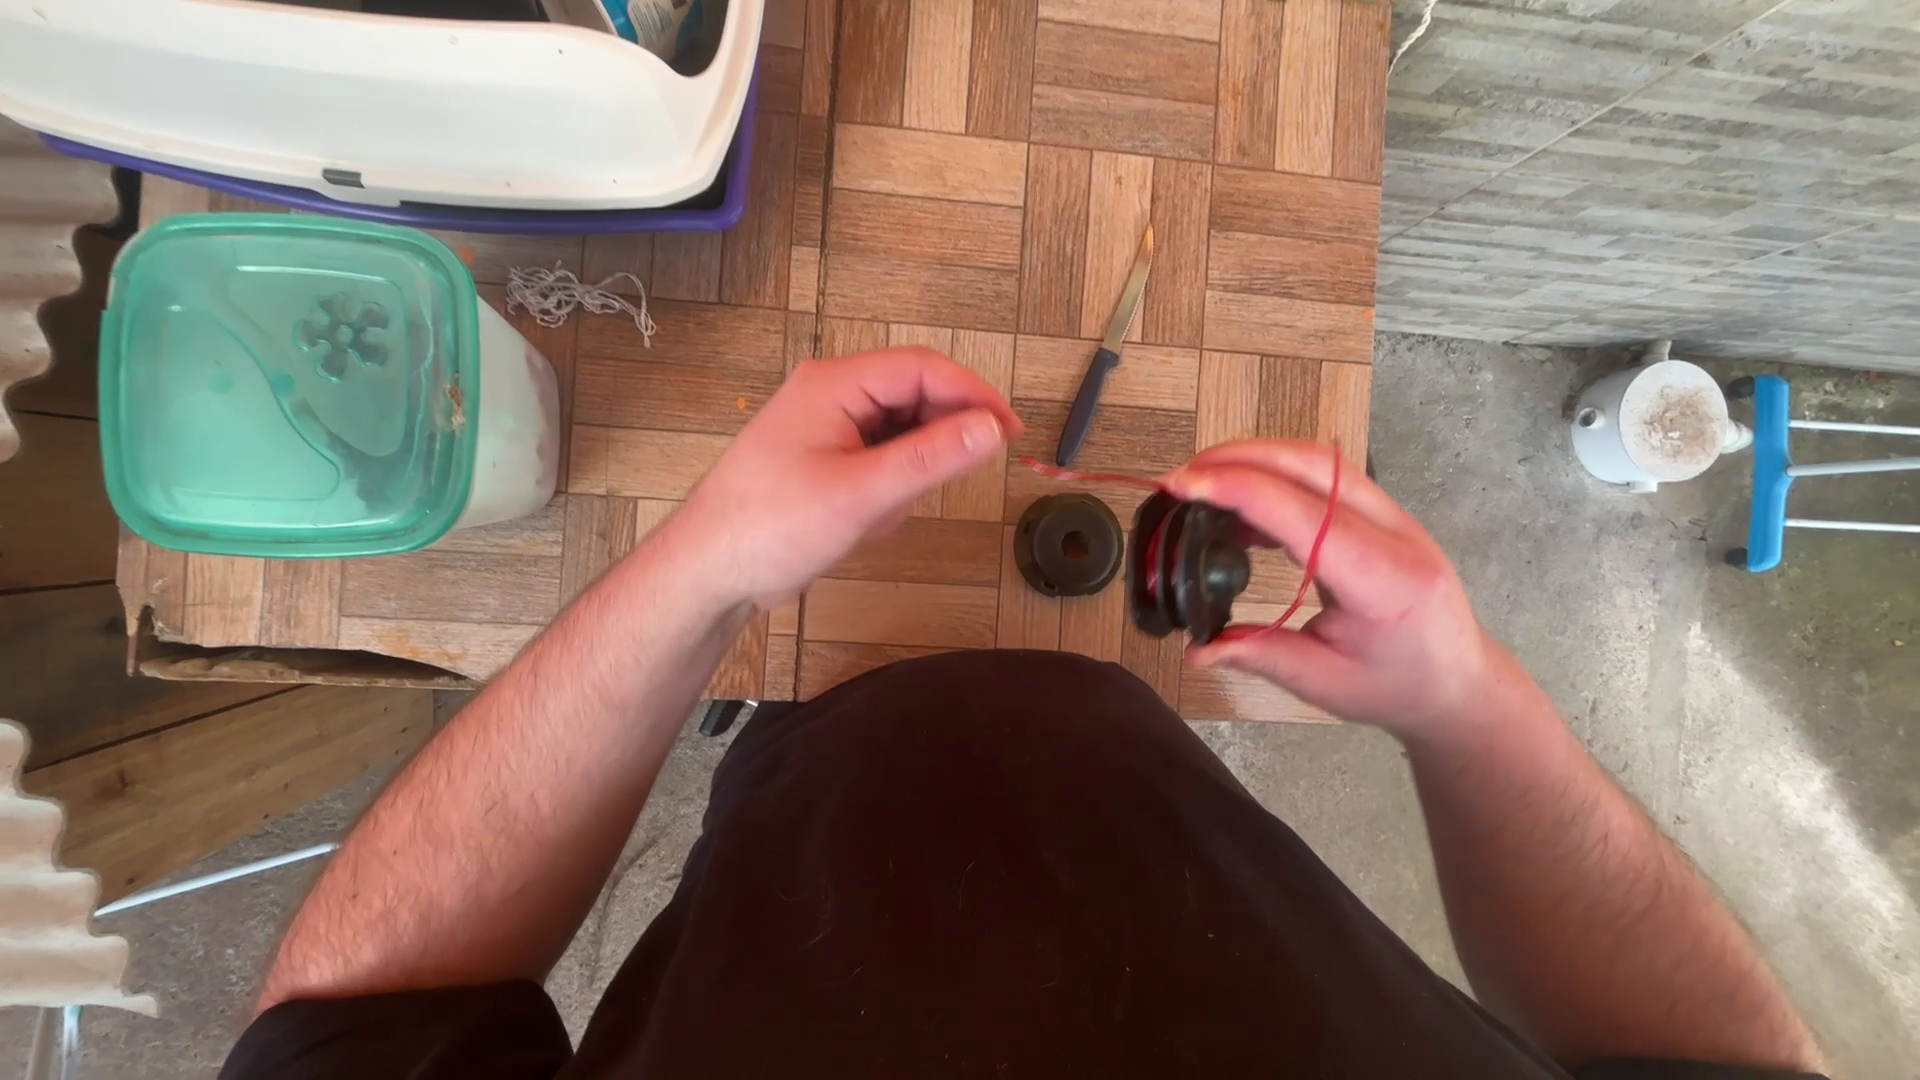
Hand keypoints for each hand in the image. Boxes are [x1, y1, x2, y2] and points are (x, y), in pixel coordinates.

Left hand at [669, 347, 1022, 610]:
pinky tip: (866, 520)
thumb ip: (930, 458)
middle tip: (953, 482)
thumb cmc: (772, 526)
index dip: (972, 394)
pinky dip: (888, 490)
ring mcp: (829, 430)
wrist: (709, 572)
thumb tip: (992, 428)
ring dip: (908, 475)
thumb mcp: (860, 494)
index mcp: (835, 385)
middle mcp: (833, 397)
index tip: (1008, 431)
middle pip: (912, 398)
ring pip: (899, 435)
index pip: (921, 368)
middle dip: (936, 442)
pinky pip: (880, 462)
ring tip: (882, 514)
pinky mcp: (827, 462)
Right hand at [1162, 440, 1504, 737]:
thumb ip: (1260, 656)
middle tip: (1180, 476)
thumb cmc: (1397, 685)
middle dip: (1238, 457)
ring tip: (1200, 482)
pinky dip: (1272, 475)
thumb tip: (1197, 649)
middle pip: (1312, 463)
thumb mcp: (1325, 683)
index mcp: (1383, 578)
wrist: (1459, 680)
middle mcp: (1393, 532)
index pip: (1301, 513)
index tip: (1181, 485)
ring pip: (1317, 459)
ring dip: (1253, 458)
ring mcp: (1391, 514)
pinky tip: (1238, 505)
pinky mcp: (1378, 511)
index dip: (1236, 490)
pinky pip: (1322, 474)